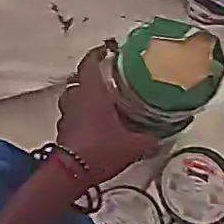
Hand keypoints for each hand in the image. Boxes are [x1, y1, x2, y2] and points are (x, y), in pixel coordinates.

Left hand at [55, 41, 156, 182]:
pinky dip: (80, 116)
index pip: (89, 64)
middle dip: (91, 79)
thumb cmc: (100, 149)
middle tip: (107, 81)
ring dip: (83, 98)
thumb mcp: (133, 145)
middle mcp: (75, 99)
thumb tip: (160, 140)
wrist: (72, 174)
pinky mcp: (62, 131)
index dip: (97, 54)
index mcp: (92, 93)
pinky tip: (93, 125)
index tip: (105, 49)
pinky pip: (71, 116)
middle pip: (79, 80)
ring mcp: (66, 115)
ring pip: (72, 98)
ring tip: (100, 103)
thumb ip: (149, 140)